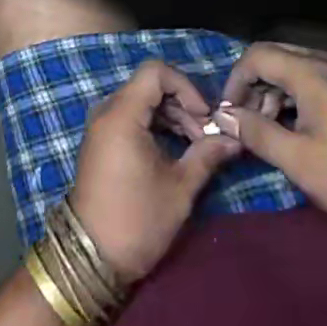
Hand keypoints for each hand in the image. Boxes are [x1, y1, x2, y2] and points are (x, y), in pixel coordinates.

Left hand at [69, 60, 240, 281]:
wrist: (91, 253)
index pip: (155, 72)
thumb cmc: (137, 219)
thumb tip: (235, 139)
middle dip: (183, 103)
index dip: (186, 86)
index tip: (205, 115)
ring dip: (172, 115)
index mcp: (122, 115)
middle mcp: (106, 111)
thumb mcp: (179, 187)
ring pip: (142, 100)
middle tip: (207, 135)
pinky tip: (177, 149)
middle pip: (149, 85)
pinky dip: (156, 124)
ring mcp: (101, 125)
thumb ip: (207, 154)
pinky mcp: (102, 139)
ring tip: (197, 145)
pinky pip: (131, 116)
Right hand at [215, 43, 326, 246]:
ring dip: (280, 92)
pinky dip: (304, 97)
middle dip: (256, 86)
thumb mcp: (300, 161)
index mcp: (314, 73)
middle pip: (279, 56)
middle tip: (250, 124)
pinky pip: (325, 80)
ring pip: (302, 68)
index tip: (229, 116)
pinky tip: (308, 131)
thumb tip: (224, 117)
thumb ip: (256, 133)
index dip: (234, 82)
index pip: (257, 55)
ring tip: (277, 131)